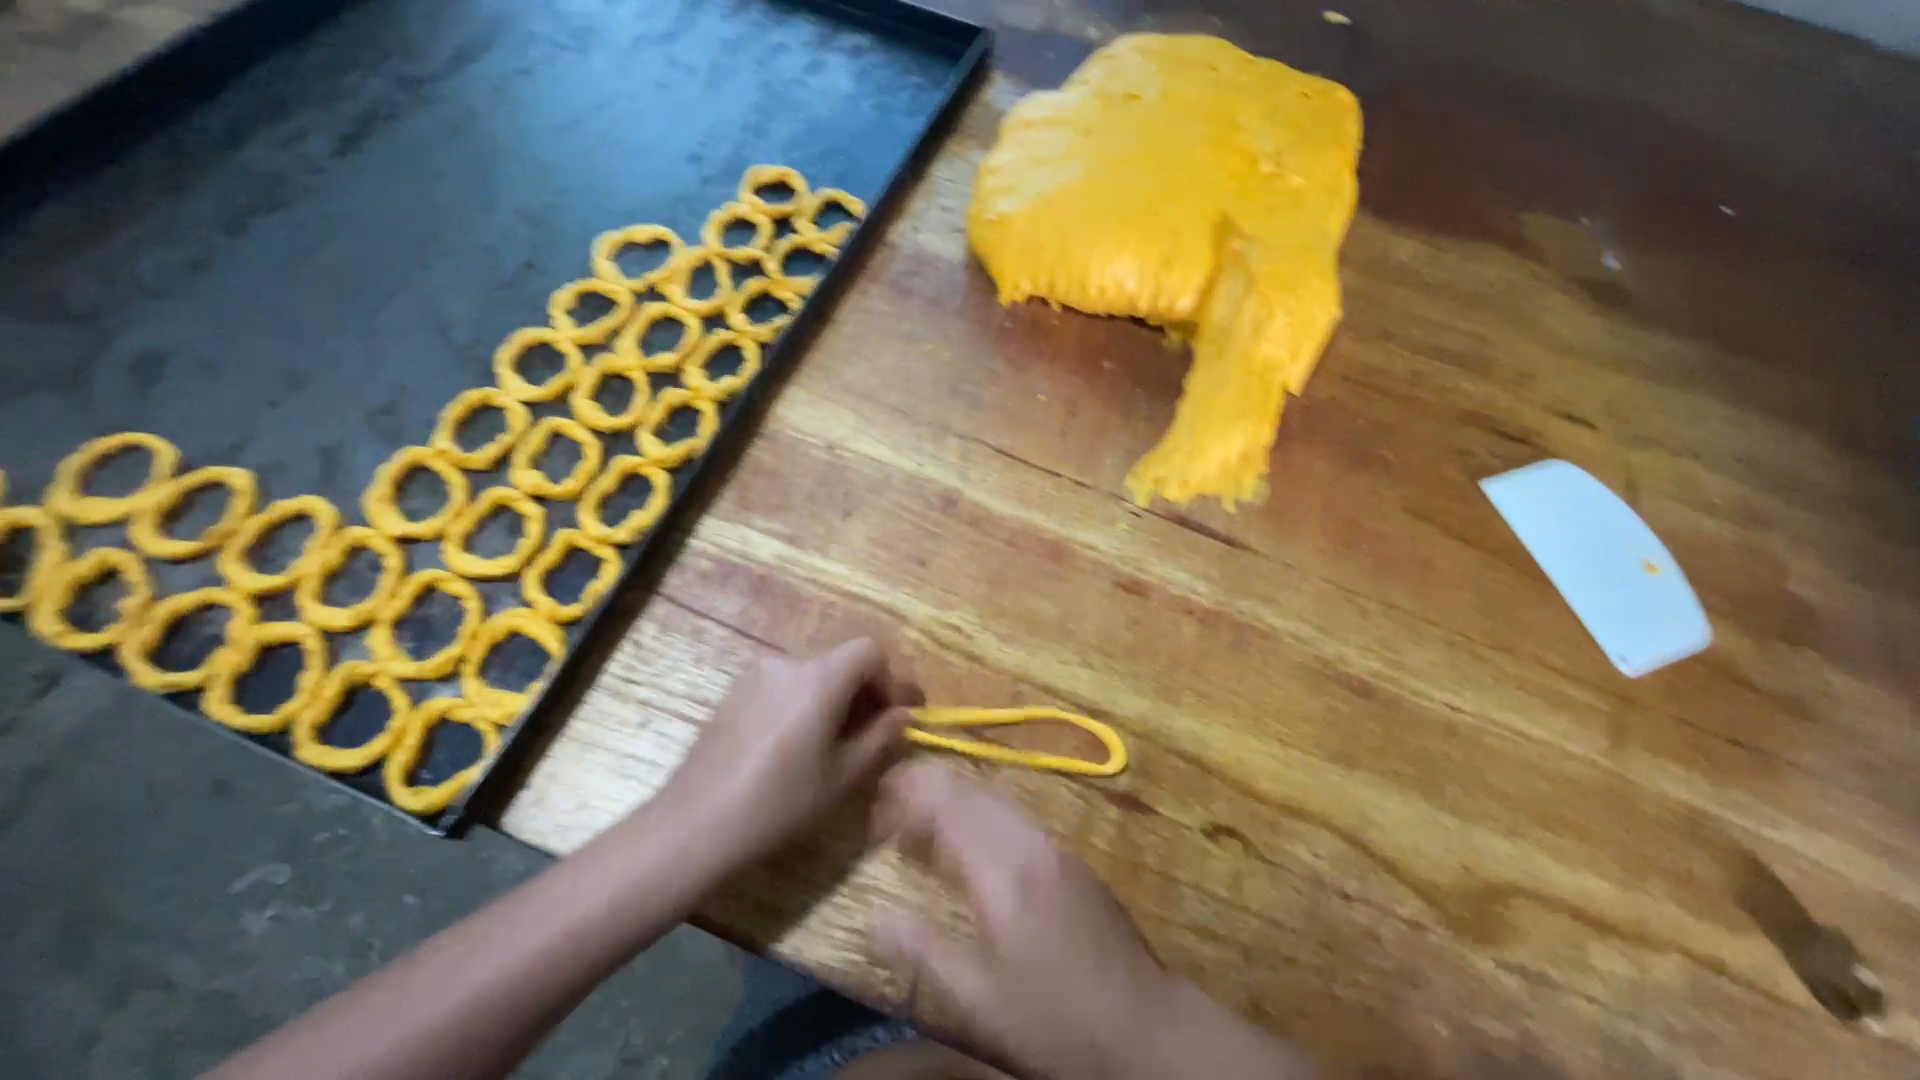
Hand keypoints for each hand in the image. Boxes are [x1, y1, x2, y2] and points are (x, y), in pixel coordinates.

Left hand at [659, 638, 921, 866]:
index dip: (892, 679)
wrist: (698, 823)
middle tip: (875, 730)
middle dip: (865, 690)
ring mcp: (756, 675)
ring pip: (812, 673)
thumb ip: (880, 736)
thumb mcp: (842, 775)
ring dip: (835, 696)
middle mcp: (788, 663)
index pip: (870, 651)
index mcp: (819, 678)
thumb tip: (903, 714)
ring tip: (838, 740)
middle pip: (840, 660)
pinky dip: (805, 701)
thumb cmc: (780, 802)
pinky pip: (784, 685)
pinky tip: (799, 743)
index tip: (899, 714)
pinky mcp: (735, 692)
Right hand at [866, 763, 1173, 1078]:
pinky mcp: (1071, 861)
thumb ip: (921, 951)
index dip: (903, 798)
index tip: (876, 827)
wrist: (1145, 1027)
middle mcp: (1029, 841)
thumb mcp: (976, 999)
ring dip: (952, 801)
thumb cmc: (1053, 1018)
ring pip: (994, 796)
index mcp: (1002, 867)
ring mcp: (1055, 847)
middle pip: (969, 786)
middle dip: (923, 790)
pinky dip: (979, 816)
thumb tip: (872, 917)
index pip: (944, 799)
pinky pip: (1014, 816)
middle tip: (889, 821)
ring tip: (922, 834)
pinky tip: (970, 853)